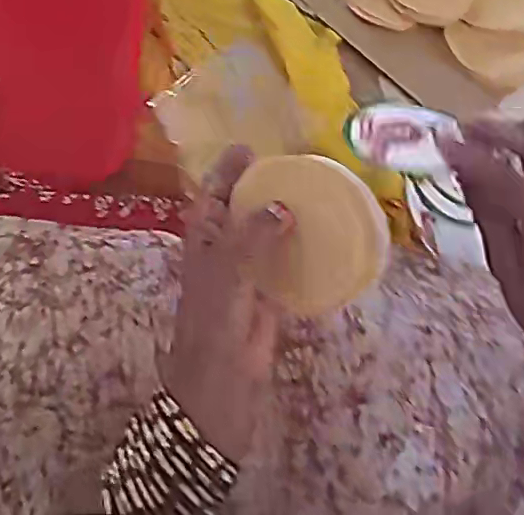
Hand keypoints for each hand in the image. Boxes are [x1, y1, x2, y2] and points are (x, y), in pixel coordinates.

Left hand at [162, 146, 292, 460]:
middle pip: (242, 206)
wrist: (222, 377)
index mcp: (203, 231)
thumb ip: (255, 231)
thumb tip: (281, 206)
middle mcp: (223, 243)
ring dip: (282, 215)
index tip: (249, 147)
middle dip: (260, 187)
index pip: (214, 188)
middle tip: (290, 165)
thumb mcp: (230, 264)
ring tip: (310, 192)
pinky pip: (283, 259)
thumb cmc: (215, 314)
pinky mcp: (268, 289)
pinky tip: (320, 234)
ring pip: (264, 231)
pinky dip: (297, 245)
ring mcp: (246, 266)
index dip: (228, 167)